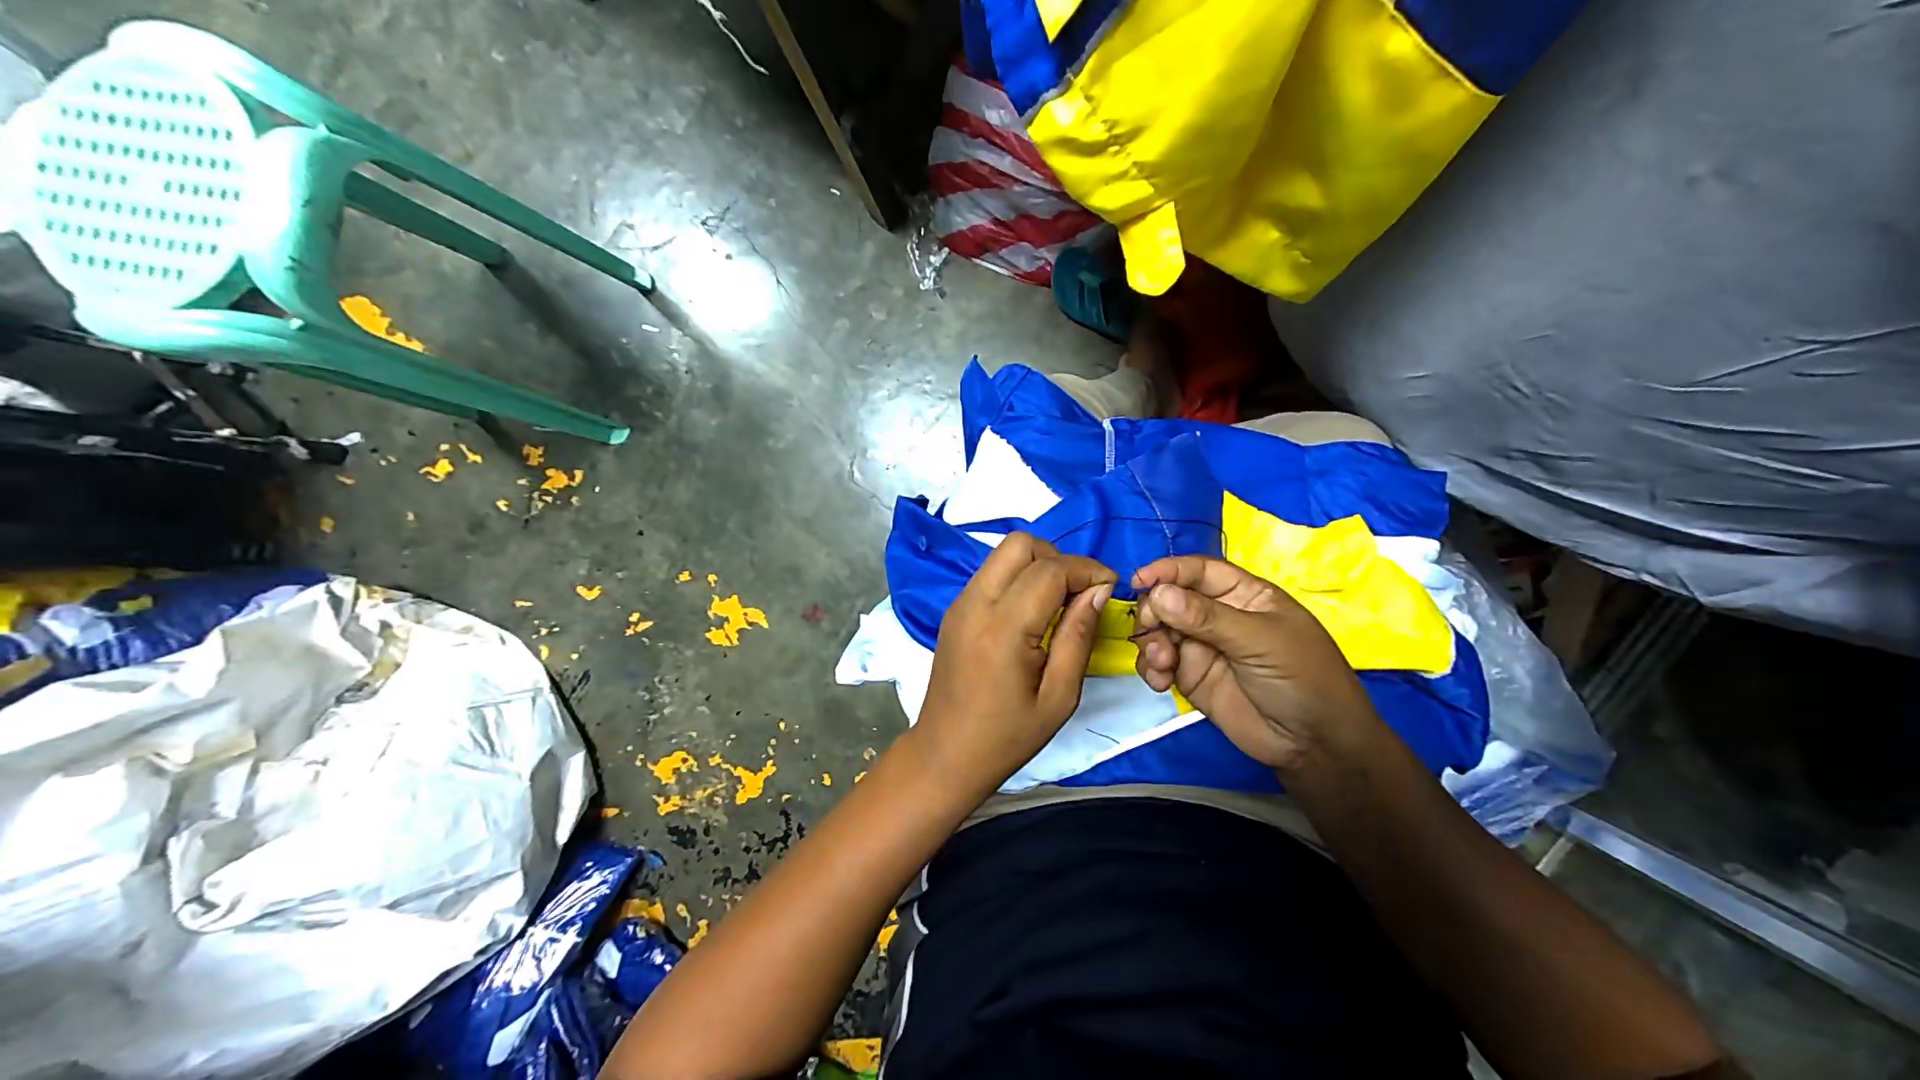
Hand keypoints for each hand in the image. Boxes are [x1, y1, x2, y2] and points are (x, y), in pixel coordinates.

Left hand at [913, 533, 1116, 796]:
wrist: (946, 753)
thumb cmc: (1007, 736)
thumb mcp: (1059, 696)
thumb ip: (1079, 636)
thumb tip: (1098, 591)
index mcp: (1003, 628)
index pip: (1050, 570)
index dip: (1087, 570)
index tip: (1110, 587)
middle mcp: (976, 604)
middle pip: (1020, 544)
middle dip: (1059, 558)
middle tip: (1081, 592)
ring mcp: (960, 604)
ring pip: (1003, 554)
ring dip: (1038, 565)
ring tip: (1060, 602)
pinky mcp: (954, 610)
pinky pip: (991, 573)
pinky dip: (1018, 577)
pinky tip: (1033, 612)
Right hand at [1131, 556, 1379, 771]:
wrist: (1314, 744)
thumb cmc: (1302, 678)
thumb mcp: (1259, 640)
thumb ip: (1207, 617)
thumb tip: (1158, 594)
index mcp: (1243, 595)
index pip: (1198, 571)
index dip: (1168, 571)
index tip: (1139, 580)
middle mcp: (1218, 616)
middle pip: (1170, 599)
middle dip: (1154, 611)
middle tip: (1152, 630)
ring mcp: (1202, 647)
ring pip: (1159, 630)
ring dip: (1150, 642)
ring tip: (1162, 663)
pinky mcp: (1190, 677)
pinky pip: (1158, 663)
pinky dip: (1151, 668)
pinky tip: (1161, 681)